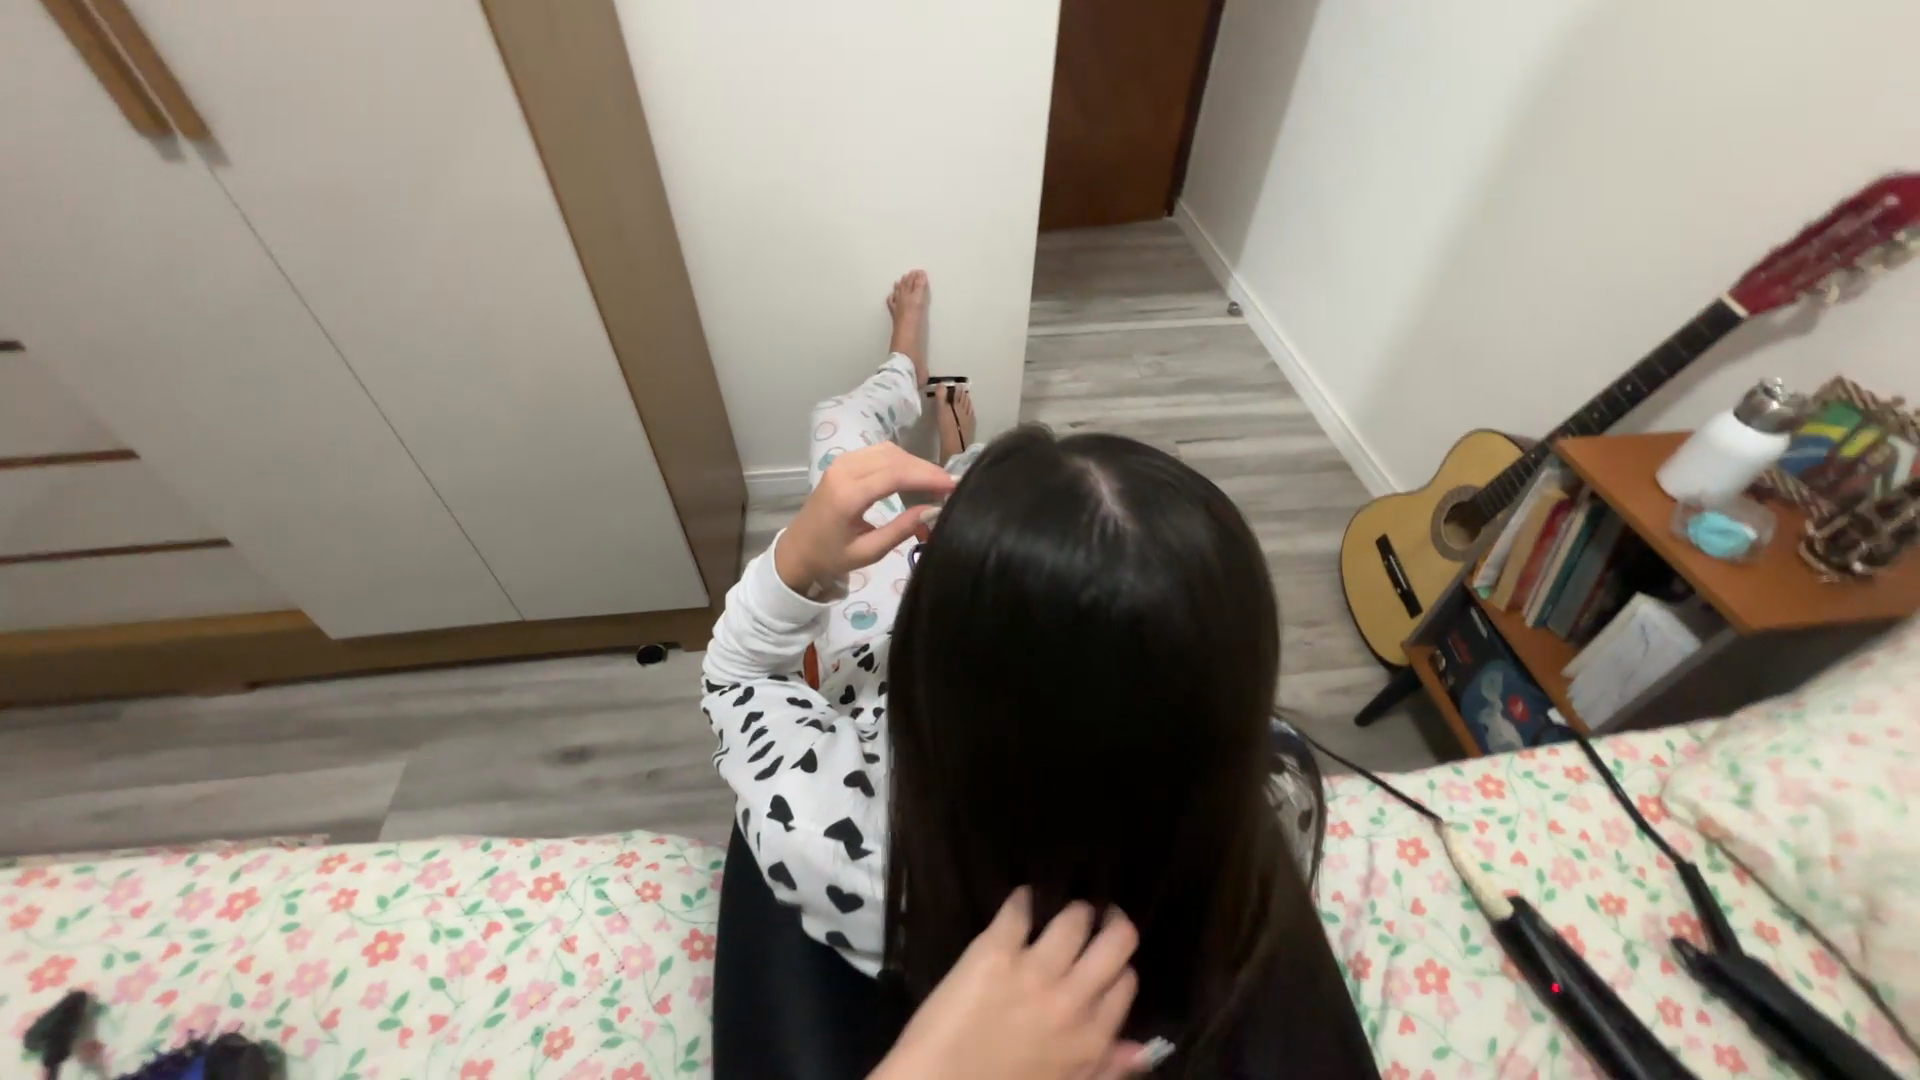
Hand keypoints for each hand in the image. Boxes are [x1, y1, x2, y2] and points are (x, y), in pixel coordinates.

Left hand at [775, 443, 956, 592]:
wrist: (797, 551)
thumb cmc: (830, 557)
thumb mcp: (868, 552)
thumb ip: (901, 529)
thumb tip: (934, 510)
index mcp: (847, 495)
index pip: (895, 475)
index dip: (927, 477)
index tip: (953, 485)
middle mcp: (844, 471)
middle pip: (895, 458)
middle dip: (926, 469)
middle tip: (950, 485)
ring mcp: (842, 462)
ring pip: (889, 451)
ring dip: (915, 464)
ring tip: (936, 483)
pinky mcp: (844, 462)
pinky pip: (879, 453)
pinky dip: (902, 461)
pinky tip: (915, 477)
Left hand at [869, 890, 1147, 1079]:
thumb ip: (1106, 1067)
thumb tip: (1141, 1048)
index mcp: (1091, 1038)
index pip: (1126, 982)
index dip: (1117, 966)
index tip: (1103, 957)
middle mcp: (1071, 999)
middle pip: (1116, 940)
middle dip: (1111, 921)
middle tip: (1098, 915)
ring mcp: (1033, 970)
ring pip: (1073, 917)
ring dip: (1070, 907)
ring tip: (1058, 906)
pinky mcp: (994, 950)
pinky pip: (1020, 907)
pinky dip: (1023, 898)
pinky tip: (1021, 899)